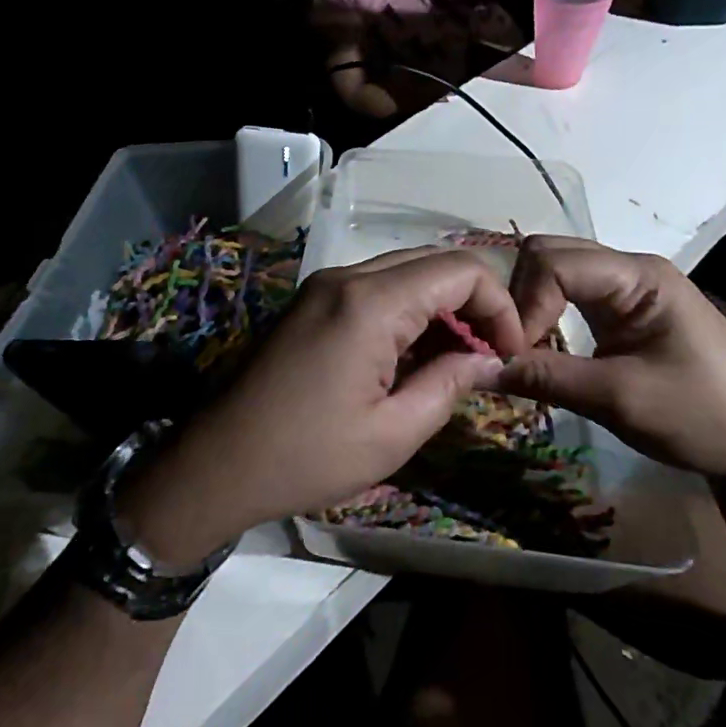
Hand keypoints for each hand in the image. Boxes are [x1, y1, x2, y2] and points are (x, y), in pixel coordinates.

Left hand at [120, 247, 526, 562]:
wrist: (217, 464)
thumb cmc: (307, 456)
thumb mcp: (393, 432)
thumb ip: (450, 383)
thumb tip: (490, 358)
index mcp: (369, 303)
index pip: (460, 270)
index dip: (499, 306)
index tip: (508, 353)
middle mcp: (345, 277)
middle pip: (432, 262)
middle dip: (472, 304)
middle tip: (485, 359)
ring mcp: (322, 286)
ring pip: (403, 273)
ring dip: (439, 308)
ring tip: (453, 363)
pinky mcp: (309, 302)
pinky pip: (373, 290)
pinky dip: (405, 312)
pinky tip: (410, 357)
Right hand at [495, 236, 725, 498]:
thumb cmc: (702, 417)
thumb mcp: (618, 399)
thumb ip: (545, 377)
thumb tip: (478, 368)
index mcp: (638, 276)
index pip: (553, 263)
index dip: (523, 304)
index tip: (512, 355)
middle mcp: (629, 270)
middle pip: (548, 255)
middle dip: (519, 296)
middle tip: (508, 349)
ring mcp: (626, 289)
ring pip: (554, 273)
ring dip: (528, 306)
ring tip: (517, 350)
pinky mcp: (622, 312)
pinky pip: (568, 297)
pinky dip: (544, 316)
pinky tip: (537, 347)